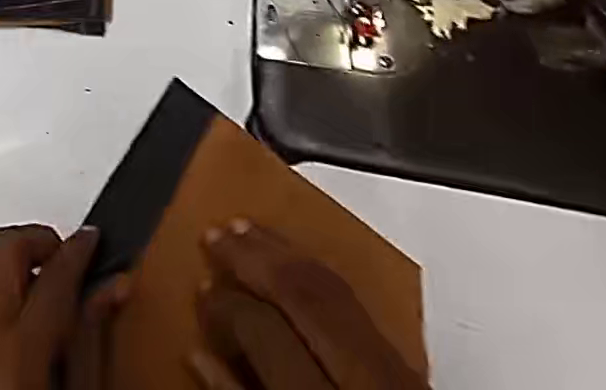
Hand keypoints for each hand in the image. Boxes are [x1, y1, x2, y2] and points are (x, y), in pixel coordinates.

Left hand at [0, 225, 129, 389]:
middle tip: (68, 259)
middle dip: (39, 241)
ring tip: (47, 288)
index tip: (93, 239)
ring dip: (15, 265)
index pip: (55, 272)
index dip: (80, 248)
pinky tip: (18, 320)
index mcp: (17, 351)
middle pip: (4, 249)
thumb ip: (92, 340)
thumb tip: (110, 290)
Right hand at [191, 220, 423, 389]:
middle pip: (304, 295)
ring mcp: (395, 369)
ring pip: (334, 286)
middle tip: (213, 236)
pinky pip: (356, 299)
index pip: (267, 335)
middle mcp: (366, 381)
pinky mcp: (407, 365)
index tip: (201, 293)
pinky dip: (315, 270)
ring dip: (283, 251)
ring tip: (243, 230)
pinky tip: (290, 256)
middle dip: (252, 258)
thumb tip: (198, 355)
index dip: (227, 309)